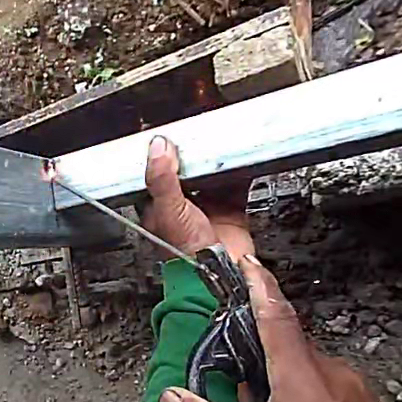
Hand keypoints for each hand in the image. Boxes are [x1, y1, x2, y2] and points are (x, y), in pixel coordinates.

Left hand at [142, 136, 252, 260]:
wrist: (218, 272)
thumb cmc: (183, 251)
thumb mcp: (167, 210)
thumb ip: (161, 179)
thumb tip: (158, 147)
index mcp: (159, 203)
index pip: (159, 170)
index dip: (165, 152)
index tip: (173, 132)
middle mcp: (182, 203)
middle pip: (189, 168)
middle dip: (197, 151)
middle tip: (203, 129)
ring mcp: (208, 205)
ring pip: (214, 173)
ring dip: (220, 159)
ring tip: (224, 137)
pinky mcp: (231, 208)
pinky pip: (238, 184)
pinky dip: (242, 170)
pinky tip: (244, 156)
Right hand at [158, 256, 401, 401]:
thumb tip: (171, 398)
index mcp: (300, 377)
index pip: (276, 316)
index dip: (258, 285)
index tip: (246, 262)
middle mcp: (331, 372)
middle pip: (285, 342)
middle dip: (256, 356)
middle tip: (238, 394)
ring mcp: (352, 388)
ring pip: (303, 365)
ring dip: (276, 380)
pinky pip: (322, 382)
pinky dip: (299, 392)